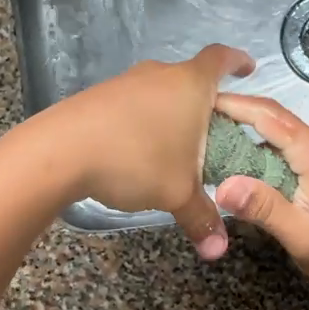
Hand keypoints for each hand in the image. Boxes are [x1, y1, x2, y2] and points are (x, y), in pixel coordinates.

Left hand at [41, 44, 255, 258]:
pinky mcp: (100, 97)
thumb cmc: (136, 160)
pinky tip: (141, 150)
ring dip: (172, 112)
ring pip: (160, 91)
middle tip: (215, 129)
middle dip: (205, 100)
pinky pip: (134, 103)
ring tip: (177, 145)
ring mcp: (127, 82)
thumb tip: (218, 249)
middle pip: (190, 77)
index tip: (247, 68)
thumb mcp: (177, 194)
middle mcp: (160, 74)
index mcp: (190, 85)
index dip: (237, 61)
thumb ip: (202, 218)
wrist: (61, 151)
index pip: (221, 59)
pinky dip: (145, 120)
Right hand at [211, 95, 308, 286]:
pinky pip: (287, 147)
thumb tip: (223, 186)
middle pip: (270, 119)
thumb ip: (265, 209)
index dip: (231, 105)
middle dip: (232, 119)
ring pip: (277, 134)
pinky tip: (238, 168)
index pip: (267, 116)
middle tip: (191, 131)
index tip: (195, 101)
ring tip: (205, 148)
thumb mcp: (303, 236)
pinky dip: (261, 153)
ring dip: (244, 139)